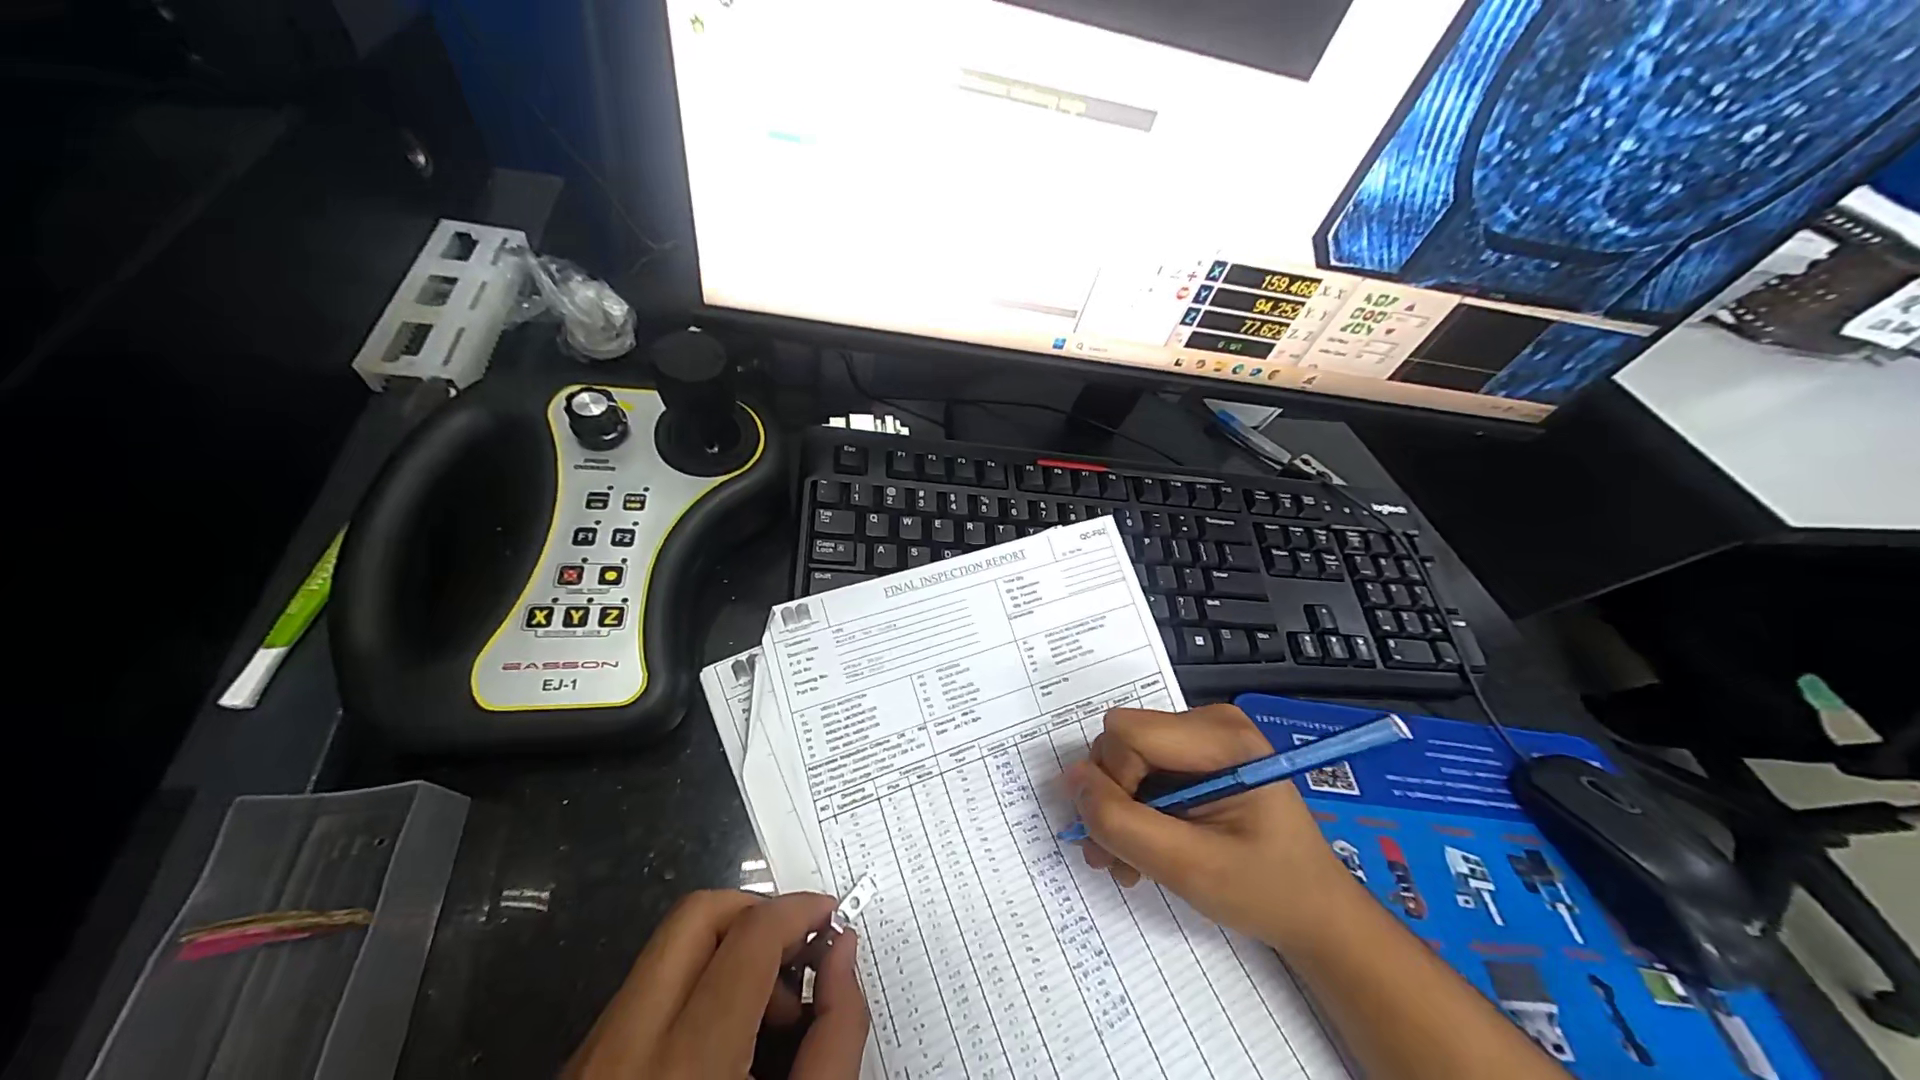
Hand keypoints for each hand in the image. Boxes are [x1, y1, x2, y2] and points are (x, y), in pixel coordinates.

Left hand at [562, 890, 867, 1079]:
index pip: (749, 938)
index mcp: (684, 1068)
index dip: (800, 911)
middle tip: (799, 952)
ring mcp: (590, 1059)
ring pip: (666, 950)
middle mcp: (623, 1050)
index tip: (832, 918)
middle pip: (694, 918)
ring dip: (730, 953)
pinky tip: (726, 1041)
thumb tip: (844, 952)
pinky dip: (697, 986)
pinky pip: (645, 991)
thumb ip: (837, 1034)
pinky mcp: (580, 1071)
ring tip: (768, 1014)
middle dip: (758, 915)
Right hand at [1065, 704, 1360, 947]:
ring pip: (1124, 759)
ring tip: (1128, 863)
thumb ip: (1121, 822)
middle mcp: (1209, 724)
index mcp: (1222, 737)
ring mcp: (1202, 740)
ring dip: (1117, 812)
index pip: (1126, 734)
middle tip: (1116, 857)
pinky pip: (1140, 771)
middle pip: (1121, 743)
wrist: (1316, 914)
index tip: (1129, 835)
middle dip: (1111, 801)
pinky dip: (1133, 811)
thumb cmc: (1268, 891)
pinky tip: (1143, 851)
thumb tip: (1072, 781)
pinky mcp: (1195, 759)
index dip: (1112, 783)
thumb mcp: (1188, 866)